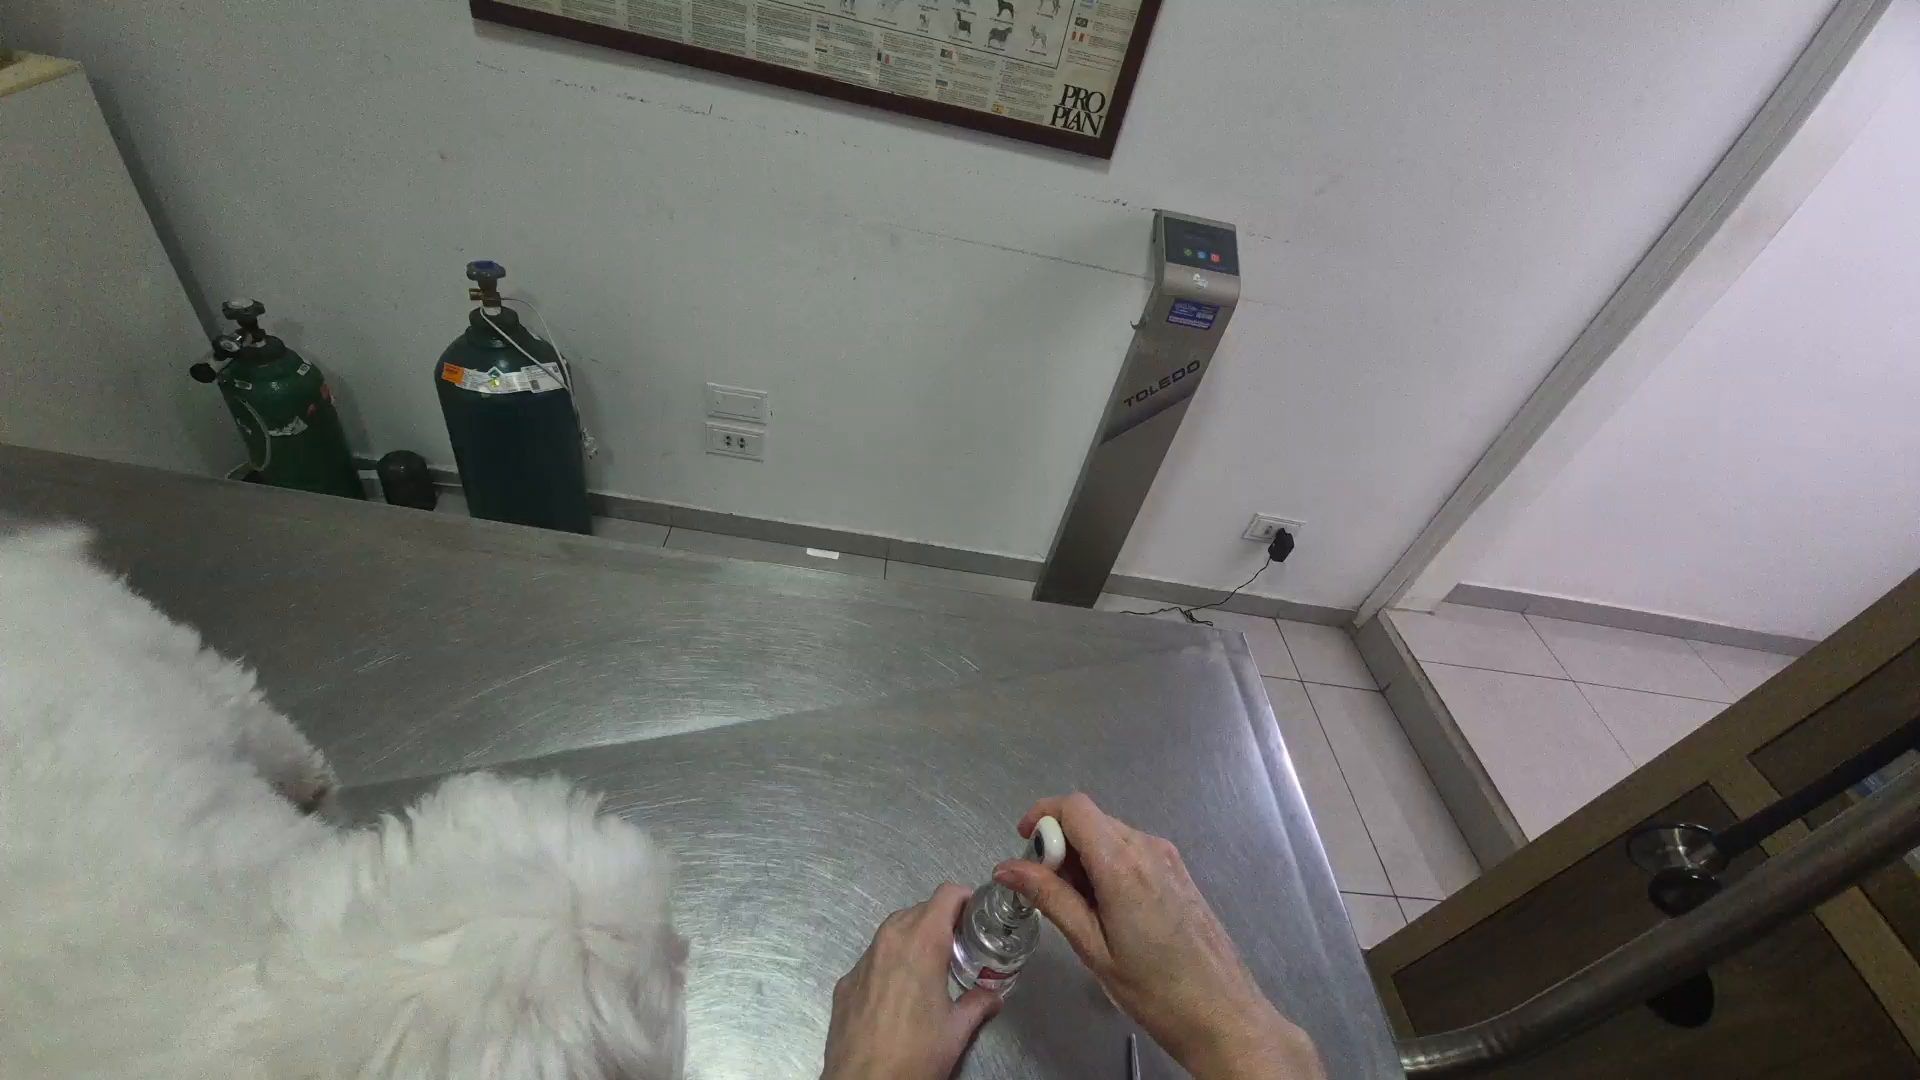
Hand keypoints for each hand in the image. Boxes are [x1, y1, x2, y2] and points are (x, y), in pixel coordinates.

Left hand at [821, 883, 1002, 1079]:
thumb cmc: (914, 1056)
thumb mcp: (956, 1031)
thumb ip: (978, 1004)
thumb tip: (993, 996)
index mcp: (922, 942)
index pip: (946, 894)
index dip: (964, 897)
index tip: (975, 912)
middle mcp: (890, 939)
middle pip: (920, 908)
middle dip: (941, 919)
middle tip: (958, 943)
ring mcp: (863, 959)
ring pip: (893, 929)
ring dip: (914, 936)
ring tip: (929, 964)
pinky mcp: (845, 981)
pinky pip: (872, 957)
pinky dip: (889, 962)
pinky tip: (897, 992)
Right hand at [994, 795, 1323, 1079]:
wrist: (1225, 1015)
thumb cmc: (1155, 990)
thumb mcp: (1093, 947)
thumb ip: (1049, 898)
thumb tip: (1006, 867)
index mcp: (1122, 863)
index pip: (1074, 806)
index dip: (1043, 815)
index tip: (1026, 846)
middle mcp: (1146, 846)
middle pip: (1089, 818)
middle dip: (1059, 843)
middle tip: (1048, 889)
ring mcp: (1165, 855)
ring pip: (1108, 832)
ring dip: (1083, 855)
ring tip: (1081, 908)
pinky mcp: (1176, 868)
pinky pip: (1130, 848)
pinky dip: (1107, 863)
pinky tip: (1109, 909)